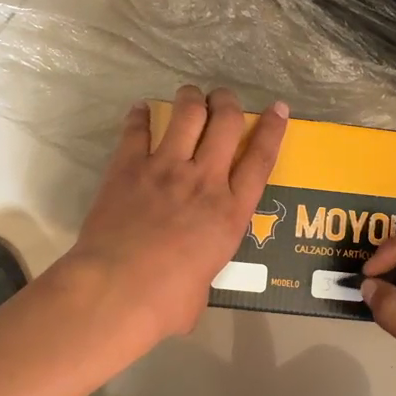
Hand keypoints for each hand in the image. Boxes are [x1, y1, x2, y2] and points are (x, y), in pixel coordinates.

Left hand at [64, 86, 288, 340]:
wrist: (118, 288)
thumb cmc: (165, 302)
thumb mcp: (201, 292)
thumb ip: (201, 274)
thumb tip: (190, 284)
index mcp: (230, 212)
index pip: (260, 158)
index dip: (273, 128)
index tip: (278, 107)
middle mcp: (204, 180)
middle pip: (226, 123)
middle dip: (228, 102)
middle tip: (224, 98)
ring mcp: (165, 168)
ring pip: (187, 113)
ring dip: (191, 98)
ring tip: (190, 94)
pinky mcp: (129, 166)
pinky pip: (137, 130)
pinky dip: (140, 116)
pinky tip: (141, 110)